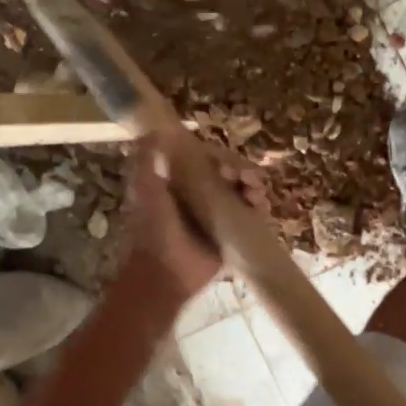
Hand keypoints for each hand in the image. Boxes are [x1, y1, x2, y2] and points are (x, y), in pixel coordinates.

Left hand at [117, 134, 268, 305]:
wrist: (164, 277)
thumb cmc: (153, 232)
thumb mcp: (145, 191)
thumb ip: (147, 161)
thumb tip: (155, 128)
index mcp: (181, 183)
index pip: (208, 160)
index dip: (221, 158)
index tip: (227, 166)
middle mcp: (202, 195)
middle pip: (230, 173)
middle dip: (242, 170)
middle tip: (249, 179)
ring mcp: (219, 215)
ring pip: (243, 190)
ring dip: (253, 186)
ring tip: (256, 193)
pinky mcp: (232, 234)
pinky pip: (252, 213)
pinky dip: (259, 205)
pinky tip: (261, 206)